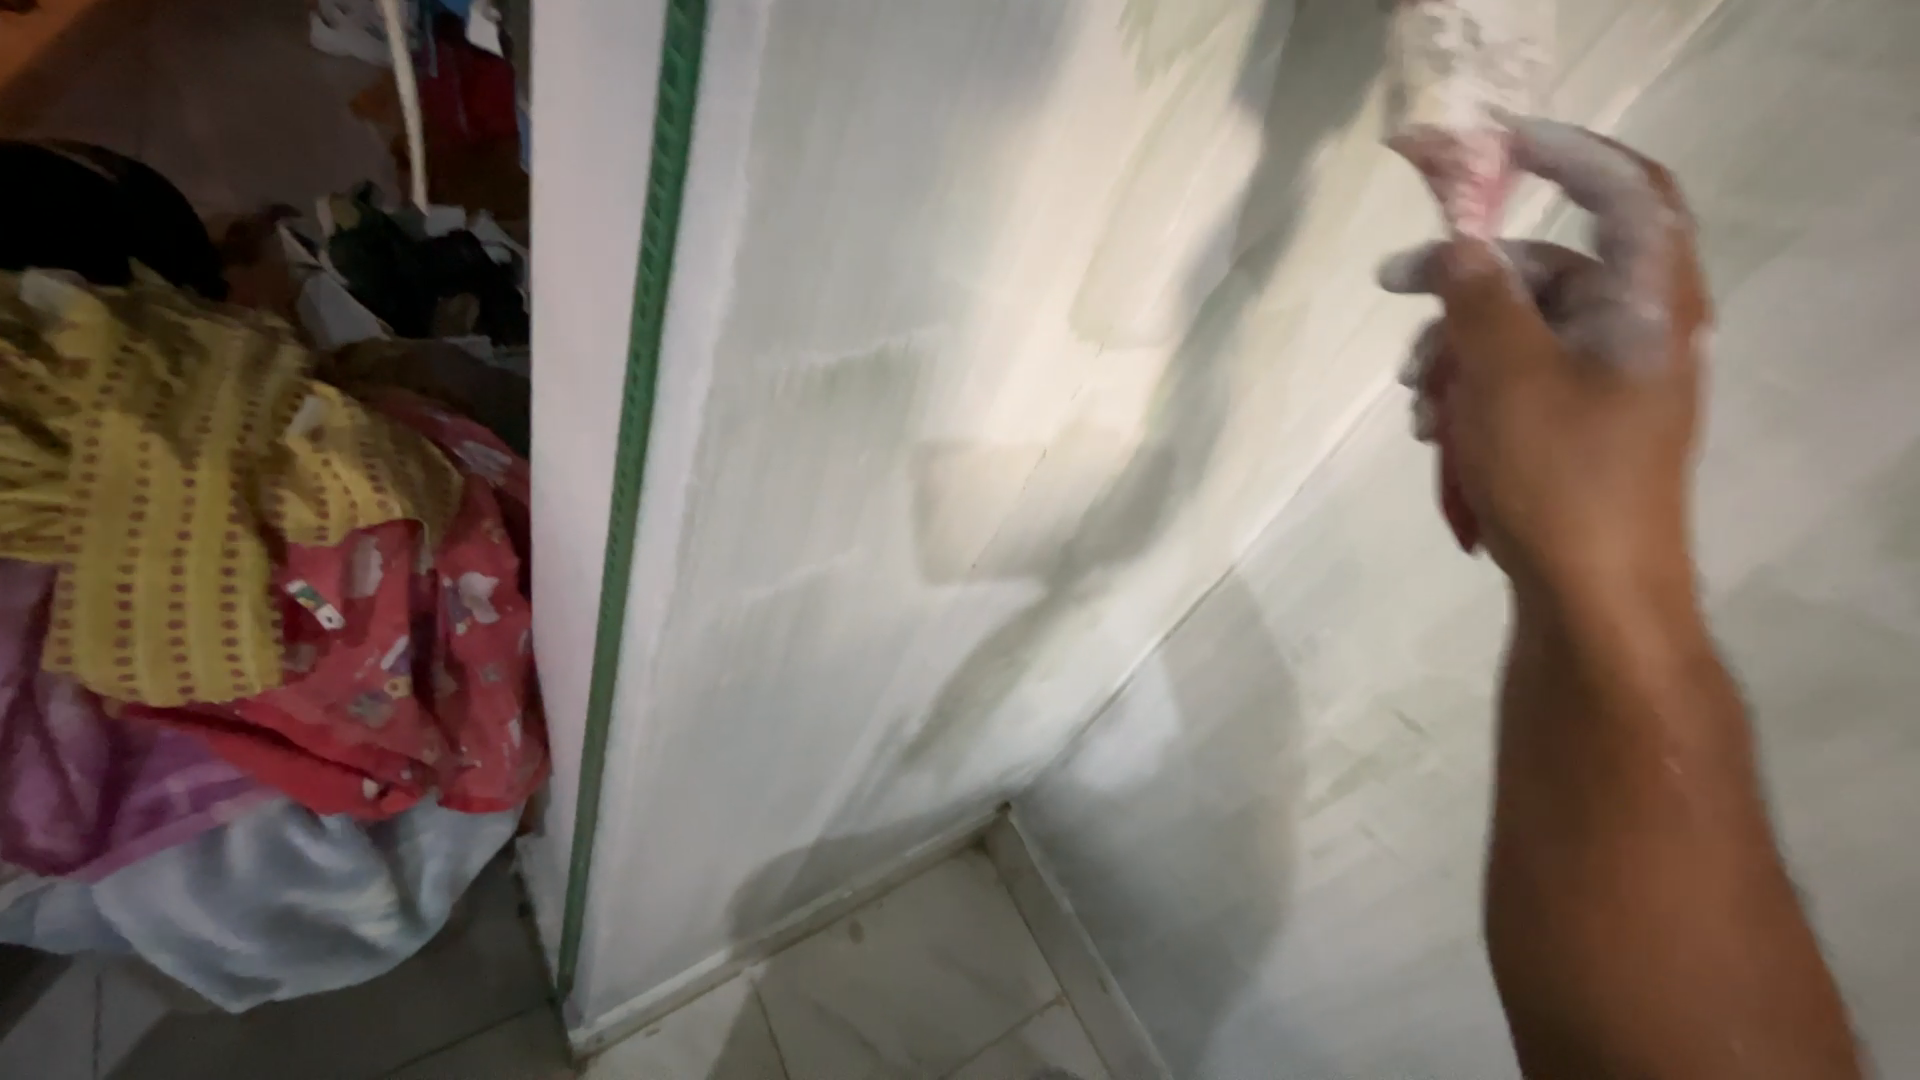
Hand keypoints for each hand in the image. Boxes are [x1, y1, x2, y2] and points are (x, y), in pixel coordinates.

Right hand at [1379, 115, 1712, 606]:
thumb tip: (1457, 245)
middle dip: (1463, 278)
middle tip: (1389, 286)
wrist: (1592, 590)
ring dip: (1452, 347)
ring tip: (1411, 395)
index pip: (1623, 191)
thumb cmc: (1559, 476)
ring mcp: (1601, 381)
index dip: (1562, 155)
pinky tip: (1428, 428)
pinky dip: (1465, 389)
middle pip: (1546, 268)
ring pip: (1515, 330)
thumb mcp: (1507, 377)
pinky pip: (1510, 379)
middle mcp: (1634, 330)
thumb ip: (1480, 298)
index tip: (1487, 149)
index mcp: (1647, 303)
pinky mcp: (1570, 422)